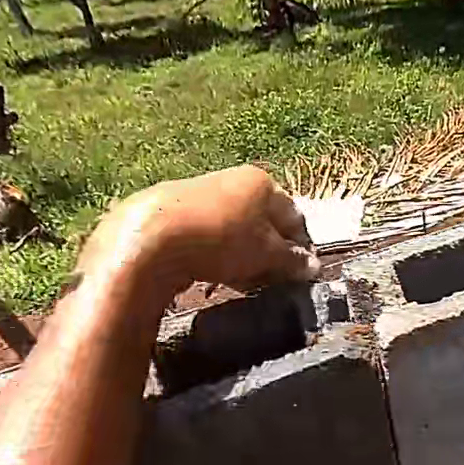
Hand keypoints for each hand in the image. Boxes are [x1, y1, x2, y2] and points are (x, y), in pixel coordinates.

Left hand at [78, 165, 317, 304]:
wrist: (151, 238)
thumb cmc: (222, 239)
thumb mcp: (265, 253)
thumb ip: (292, 260)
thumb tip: (312, 266)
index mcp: (262, 182)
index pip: (295, 217)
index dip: (303, 247)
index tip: (303, 274)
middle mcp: (234, 181)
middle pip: (265, 222)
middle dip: (272, 253)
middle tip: (275, 282)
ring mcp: (204, 195)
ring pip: (238, 231)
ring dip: (247, 258)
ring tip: (247, 283)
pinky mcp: (178, 213)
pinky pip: (212, 237)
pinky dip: (222, 256)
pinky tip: (219, 277)